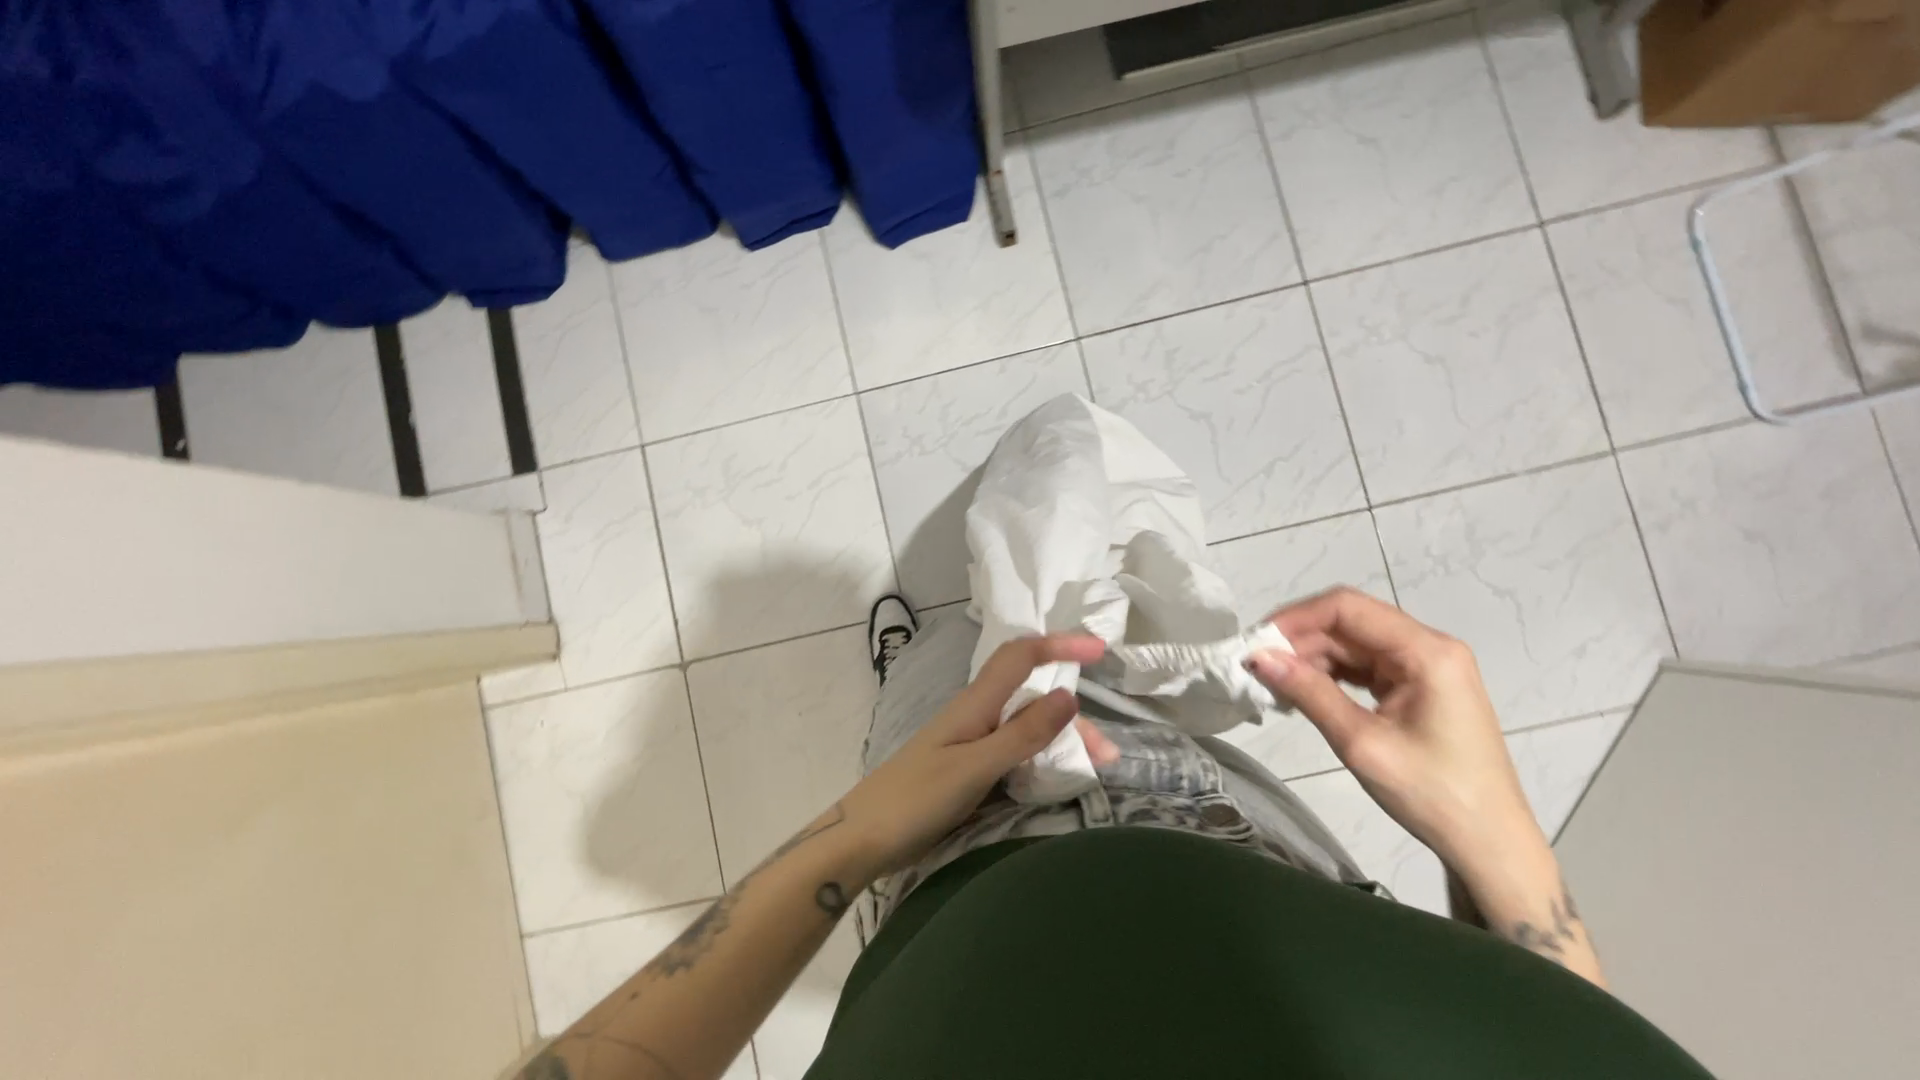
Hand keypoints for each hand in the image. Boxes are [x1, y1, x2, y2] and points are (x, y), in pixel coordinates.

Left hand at [840, 635, 1117, 877]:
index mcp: (975, 704)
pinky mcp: (968, 771)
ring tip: (1094, 770)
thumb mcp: (975, 767)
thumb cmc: (914, 799)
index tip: (1100, 651)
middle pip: (1032, 698)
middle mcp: (976, 716)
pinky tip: (1057, 777)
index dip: (1060, 645)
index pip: (1021, 656)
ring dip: (1062, 740)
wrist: (863, 840)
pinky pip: (1014, 753)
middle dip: (1073, 716)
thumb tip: (1070, 695)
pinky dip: (1041, 759)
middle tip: (1107, 754)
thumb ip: (1022, 733)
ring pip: (1026, 727)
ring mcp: (970, 744)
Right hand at [1243, 588, 1546, 879]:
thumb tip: (1258, 658)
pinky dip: (1332, 674)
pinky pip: (1366, 667)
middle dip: (1300, 639)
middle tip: (1256, 666)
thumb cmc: (1431, 793)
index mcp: (1425, 651)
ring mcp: (1426, 668)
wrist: (1489, 843)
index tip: (1256, 643)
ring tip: (1273, 682)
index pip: (1347, 608)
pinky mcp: (1420, 688)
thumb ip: (1309, 693)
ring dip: (1312, 657)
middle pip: (1351, 622)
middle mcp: (1429, 647)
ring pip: (1354, 644)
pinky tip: (1303, 692)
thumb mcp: (1362, 743)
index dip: (1295, 618)